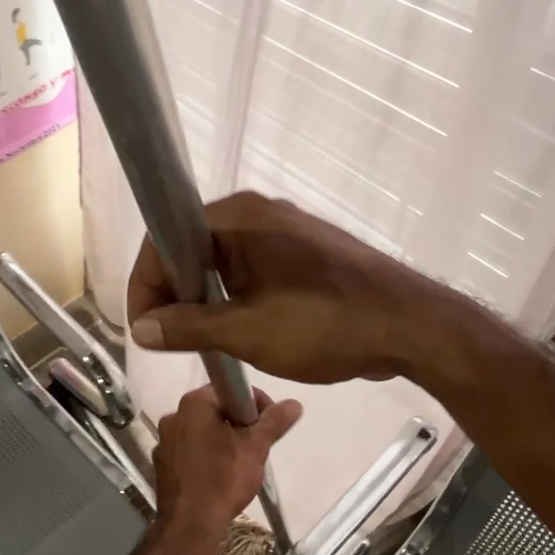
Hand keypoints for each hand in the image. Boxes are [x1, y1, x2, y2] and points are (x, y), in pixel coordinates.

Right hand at [128, 192, 470, 384]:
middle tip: (167, 338)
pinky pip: (253, 270)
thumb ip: (188, 327)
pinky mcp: (306, 254)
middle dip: (174, 292)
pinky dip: (235, 297)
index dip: (147, 282)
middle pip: (193, 247)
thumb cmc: (325, 323)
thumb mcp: (247, 332)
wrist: (412, 326)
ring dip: (205, 298)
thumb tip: (141, 328)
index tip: (145, 328)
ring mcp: (286, 232)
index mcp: (240, 217)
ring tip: (199, 341)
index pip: (167, 237)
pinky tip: (238, 332)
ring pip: (224, 261)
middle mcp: (259, 213)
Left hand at [153, 385, 301, 547]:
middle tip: (257, 446)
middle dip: (240, 424)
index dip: (256, 404)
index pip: (231, 389)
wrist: (190, 525)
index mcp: (194, 403)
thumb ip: (274, 421)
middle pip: (216, 410)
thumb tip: (294, 403)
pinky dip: (205, 456)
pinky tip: (218, 476)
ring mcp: (164, 440)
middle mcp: (174, 415)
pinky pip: (189, 450)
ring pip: (202, 431)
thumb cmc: (224, 479)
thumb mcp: (256, 447)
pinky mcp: (162, 463)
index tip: (268, 425)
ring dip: (222, 440)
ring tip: (240, 463)